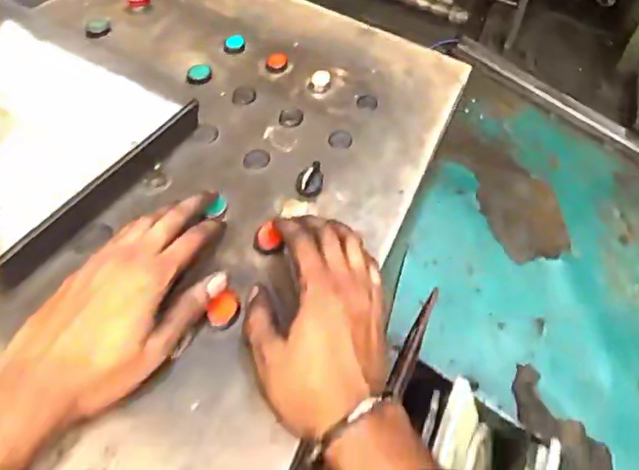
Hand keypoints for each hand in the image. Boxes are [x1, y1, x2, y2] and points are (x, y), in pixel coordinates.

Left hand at [0, 194, 223, 428]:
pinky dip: (140, 223)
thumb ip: (188, 310)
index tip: (222, 221)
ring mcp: (104, 258)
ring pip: (142, 221)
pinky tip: (140, 229)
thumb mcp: (153, 351)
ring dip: (165, 210)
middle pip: (167, 219)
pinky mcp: (84, 266)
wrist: (35, 383)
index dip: (209, 228)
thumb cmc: (100, 373)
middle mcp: (131, 257)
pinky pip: (121, 232)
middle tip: (209, 197)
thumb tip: (219, 279)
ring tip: (179, 207)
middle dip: (191, 205)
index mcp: (152, 275)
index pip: (190, 240)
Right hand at [244, 218, 387, 439]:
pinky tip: (351, 254)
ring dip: (338, 230)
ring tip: (323, 229)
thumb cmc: (308, 389)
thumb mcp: (269, 360)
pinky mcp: (380, 303)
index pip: (305, 243)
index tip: (276, 224)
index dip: (290, 228)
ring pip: (355, 244)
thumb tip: (258, 291)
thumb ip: (259, 320)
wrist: (354, 415)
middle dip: (313, 223)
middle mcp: (347, 280)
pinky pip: (371, 263)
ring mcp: (367, 290)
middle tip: (296, 223)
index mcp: (319, 288)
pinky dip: (358, 250)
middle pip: (333, 236)